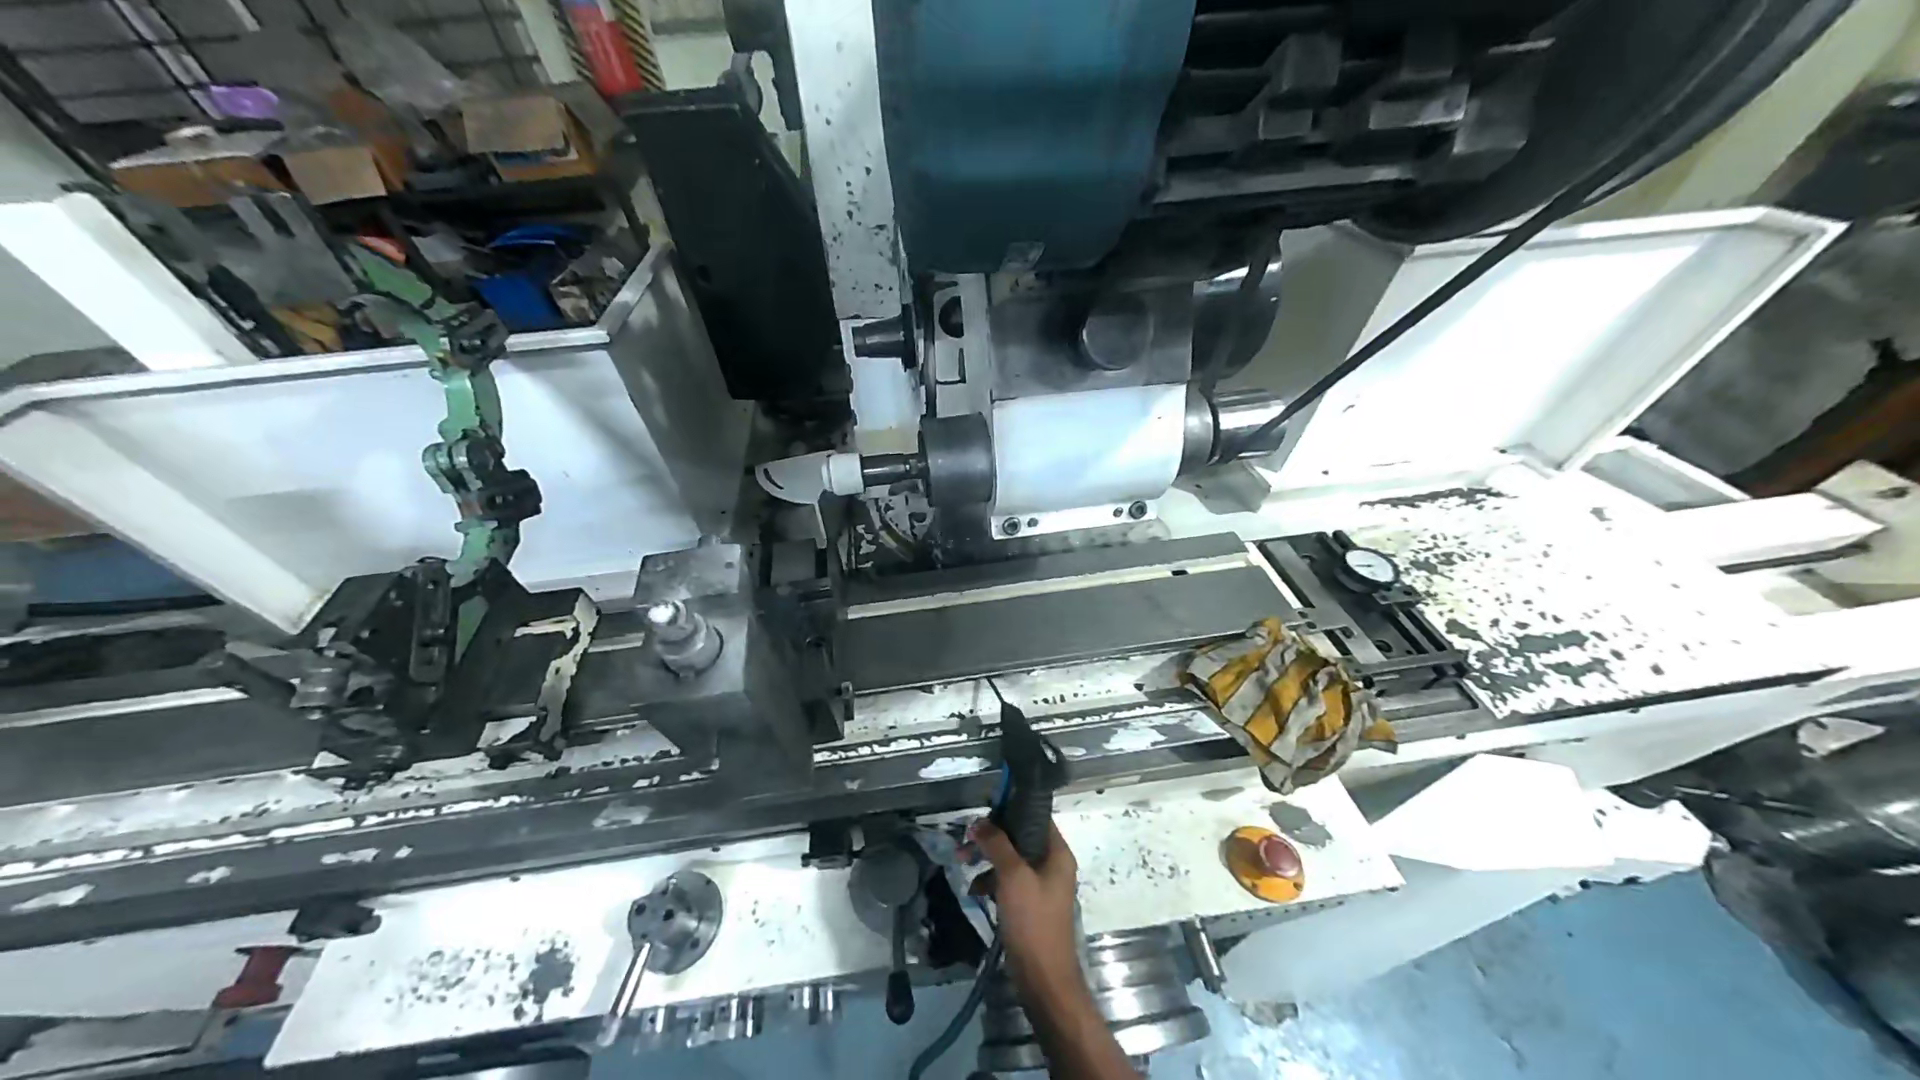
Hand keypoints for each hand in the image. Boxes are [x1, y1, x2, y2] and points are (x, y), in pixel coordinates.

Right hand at [968, 819, 1081, 995]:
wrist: (1043, 978)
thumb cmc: (1032, 921)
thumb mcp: (1013, 876)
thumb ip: (997, 844)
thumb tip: (980, 821)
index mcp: (1057, 853)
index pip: (1036, 817)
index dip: (1011, 810)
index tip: (984, 811)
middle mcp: (1052, 865)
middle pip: (1020, 838)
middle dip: (992, 838)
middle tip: (966, 840)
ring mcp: (1041, 886)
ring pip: (1011, 860)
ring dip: (987, 859)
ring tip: (962, 862)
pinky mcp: (1029, 905)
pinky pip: (1008, 882)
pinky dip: (991, 881)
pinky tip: (974, 890)